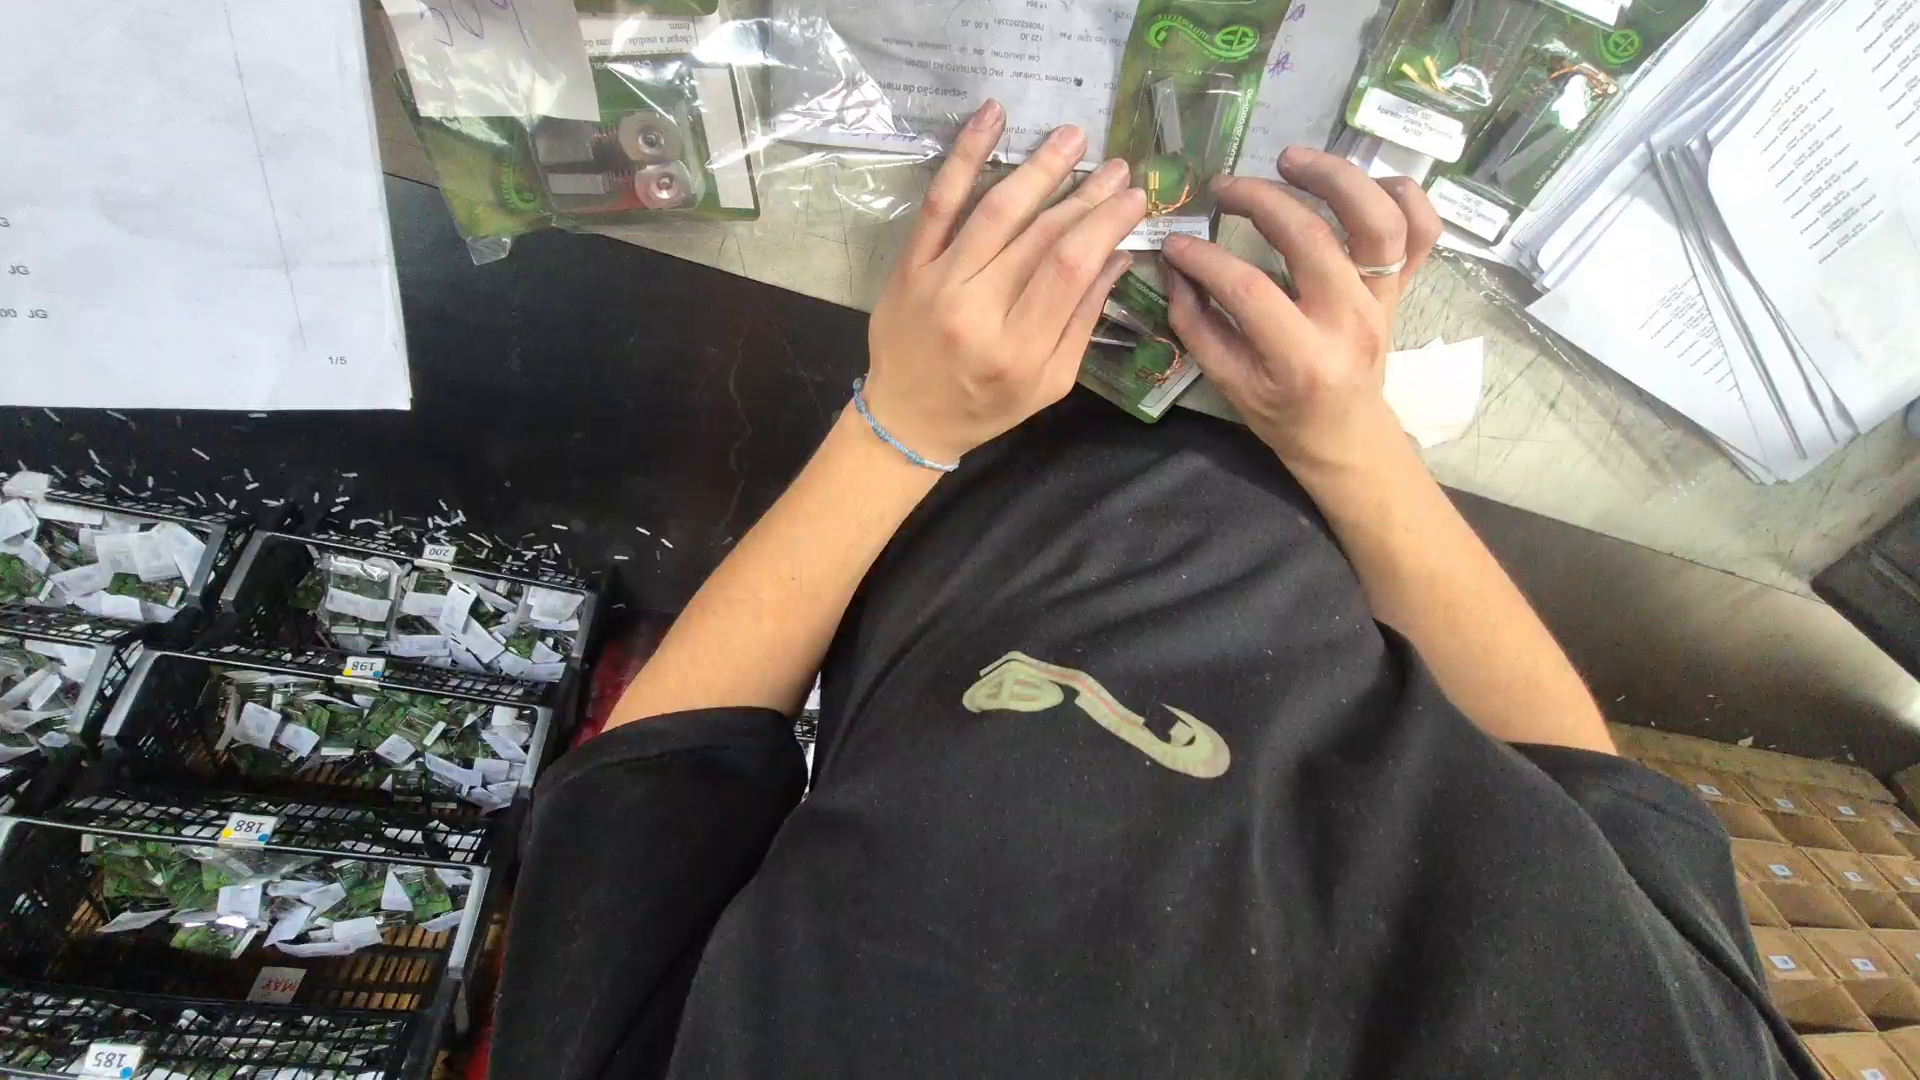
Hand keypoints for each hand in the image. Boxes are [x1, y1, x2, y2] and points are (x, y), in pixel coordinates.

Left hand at [863, 100, 1147, 464]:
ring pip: (996, 211)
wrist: (906, 420)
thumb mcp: (1048, 384)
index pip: (1069, 268)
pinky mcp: (910, 266)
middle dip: (1086, 196)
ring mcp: (938, 284)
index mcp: (1018, 349)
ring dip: (1040, 168)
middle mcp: (977, 311)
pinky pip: (938, 203)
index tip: (1134, 198)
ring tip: (1073, 138)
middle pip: (1040, 236)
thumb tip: (1116, 257)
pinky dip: (964, 157)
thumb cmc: (985, 407)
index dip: (1106, 223)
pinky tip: (991, 118)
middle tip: (1117, 167)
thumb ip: (1082, 323)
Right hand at [1158, 147, 1441, 472]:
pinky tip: (1360, 184)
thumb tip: (1177, 270)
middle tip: (1222, 189)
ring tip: (1291, 160)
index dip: (1205, 260)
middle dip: (1259, 201)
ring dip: (1334, 177)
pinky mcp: (1403, 288)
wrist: (1345, 432)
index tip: (1176, 243)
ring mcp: (1384, 301)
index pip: (1248, 290)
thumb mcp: (1229, 384)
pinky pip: (1421, 229)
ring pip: (1377, 219)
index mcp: (1301, 359)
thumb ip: (1198, 328)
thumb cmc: (1281, 415)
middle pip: (1310, 239)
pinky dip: (1402, 194)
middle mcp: (1350, 323)